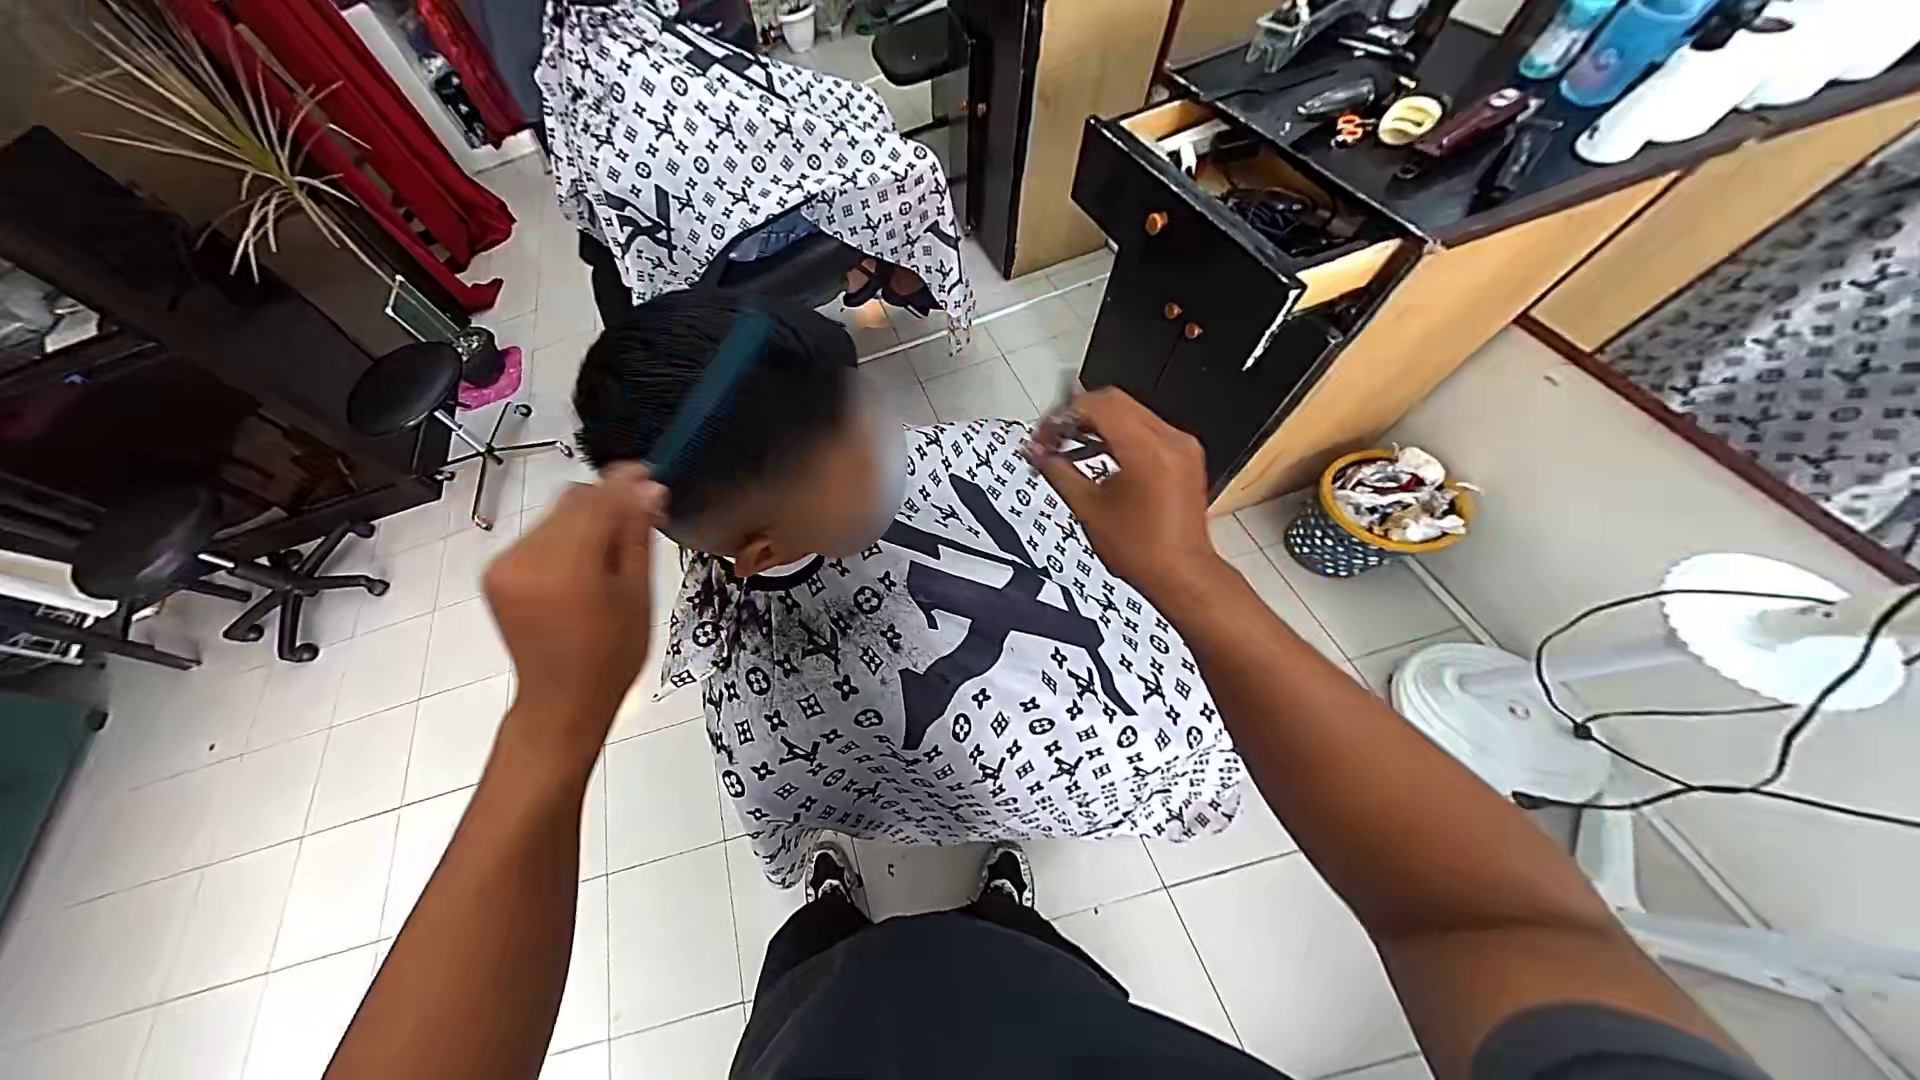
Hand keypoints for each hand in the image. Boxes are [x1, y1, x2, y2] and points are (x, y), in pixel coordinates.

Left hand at [483, 464, 667, 756]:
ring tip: (615, 541)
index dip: (624, 482)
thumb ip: (637, 535)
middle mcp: (525, 560)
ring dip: (587, 516)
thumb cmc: (611, 655)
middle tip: (641, 510)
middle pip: (572, 501)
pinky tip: (587, 557)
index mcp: (566, 568)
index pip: (596, 501)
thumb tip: (649, 490)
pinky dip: (566, 534)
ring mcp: (504, 565)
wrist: (562, 699)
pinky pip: (537, 534)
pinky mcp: (495, 572)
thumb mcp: (639, 593)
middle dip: (607, 499)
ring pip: (555, 515)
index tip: (647, 473)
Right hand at [1025, 388, 1227, 608]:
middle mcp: (1171, 442)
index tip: (1046, 433)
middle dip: (1078, 416)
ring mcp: (1181, 449)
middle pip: (1114, 402)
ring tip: (1071, 447)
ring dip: (1097, 425)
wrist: (1180, 574)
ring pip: (1130, 413)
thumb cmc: (1144, 553)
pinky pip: (1146, 430)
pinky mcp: (1184, 458)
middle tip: (1054, 436)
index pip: (1098, 405)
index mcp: (1147, 451)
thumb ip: (1058, 471)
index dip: (1063, 415)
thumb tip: (1038, 453)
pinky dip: (1119, 437)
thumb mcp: (1088, 508)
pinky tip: (1098, 456)